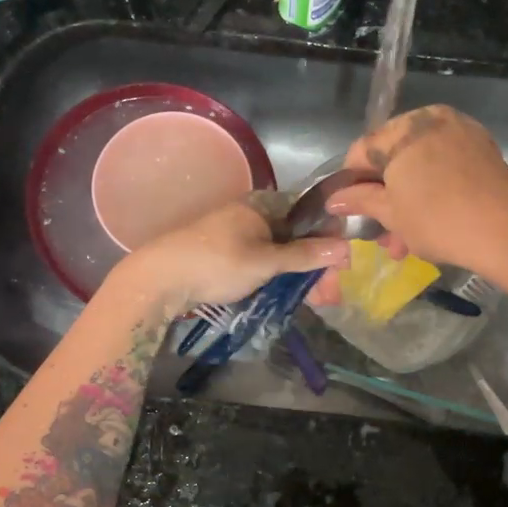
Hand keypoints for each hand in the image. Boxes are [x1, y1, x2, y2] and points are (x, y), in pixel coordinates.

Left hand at [117, 198, 348, 308]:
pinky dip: (278, 277)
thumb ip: (305, 256)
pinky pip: (262, 262)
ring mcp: (237, 234)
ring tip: (315, 302)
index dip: (330, 240)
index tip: (342, 270)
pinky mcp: (225, 254)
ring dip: (299, 275)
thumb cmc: (216, 263)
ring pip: (280, 252)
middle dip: (316, 266)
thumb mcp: (266, 262)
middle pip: (295, 237)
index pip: (309, 215)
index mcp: (263, 204)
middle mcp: (252, 213)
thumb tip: (347, 248)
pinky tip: (289, 295)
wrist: (160, 279)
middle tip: (329, 297)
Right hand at [327, 106, 507, 277]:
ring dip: (408, 194)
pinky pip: (446, 161)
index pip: (362, 150)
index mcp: (402, 130)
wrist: (502, 231)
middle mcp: (430, 119)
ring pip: (421, 160)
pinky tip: (433, 215)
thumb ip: (359, 200)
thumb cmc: (436, 221)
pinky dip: (434, 184)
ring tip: (406, 235)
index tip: (353, 209)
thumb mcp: (390, 214)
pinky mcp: (482, 145)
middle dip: (384, 191)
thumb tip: (334, 198)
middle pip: (393, 153)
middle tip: (383, 227)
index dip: (351, 181)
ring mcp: (460, 129)